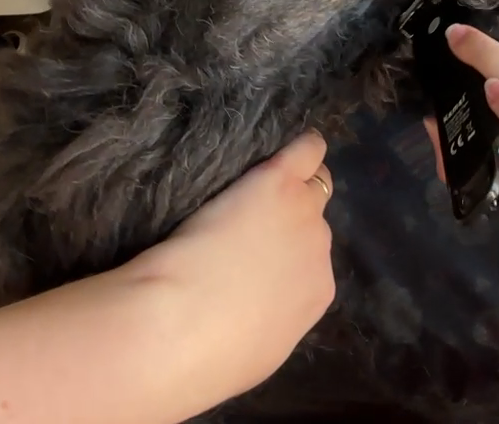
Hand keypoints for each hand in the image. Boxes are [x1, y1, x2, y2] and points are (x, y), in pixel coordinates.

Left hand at [123, 131, 335, 402]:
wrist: (180, 324)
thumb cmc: (210, 353)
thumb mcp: (260, 347)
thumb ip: (278, 314)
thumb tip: (273, 300)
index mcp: (316, 293)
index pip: (311, 260)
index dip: (287, 254)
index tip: (260, 254)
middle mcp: (319, 249)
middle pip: (312, 222)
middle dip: (289, 222)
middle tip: (252, 224)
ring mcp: (302, 210)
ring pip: (313, 183)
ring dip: (292, 187)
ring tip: (259, 187)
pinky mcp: (279, 179)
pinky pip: (308, 150)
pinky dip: (303, 147)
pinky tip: (295, 144)